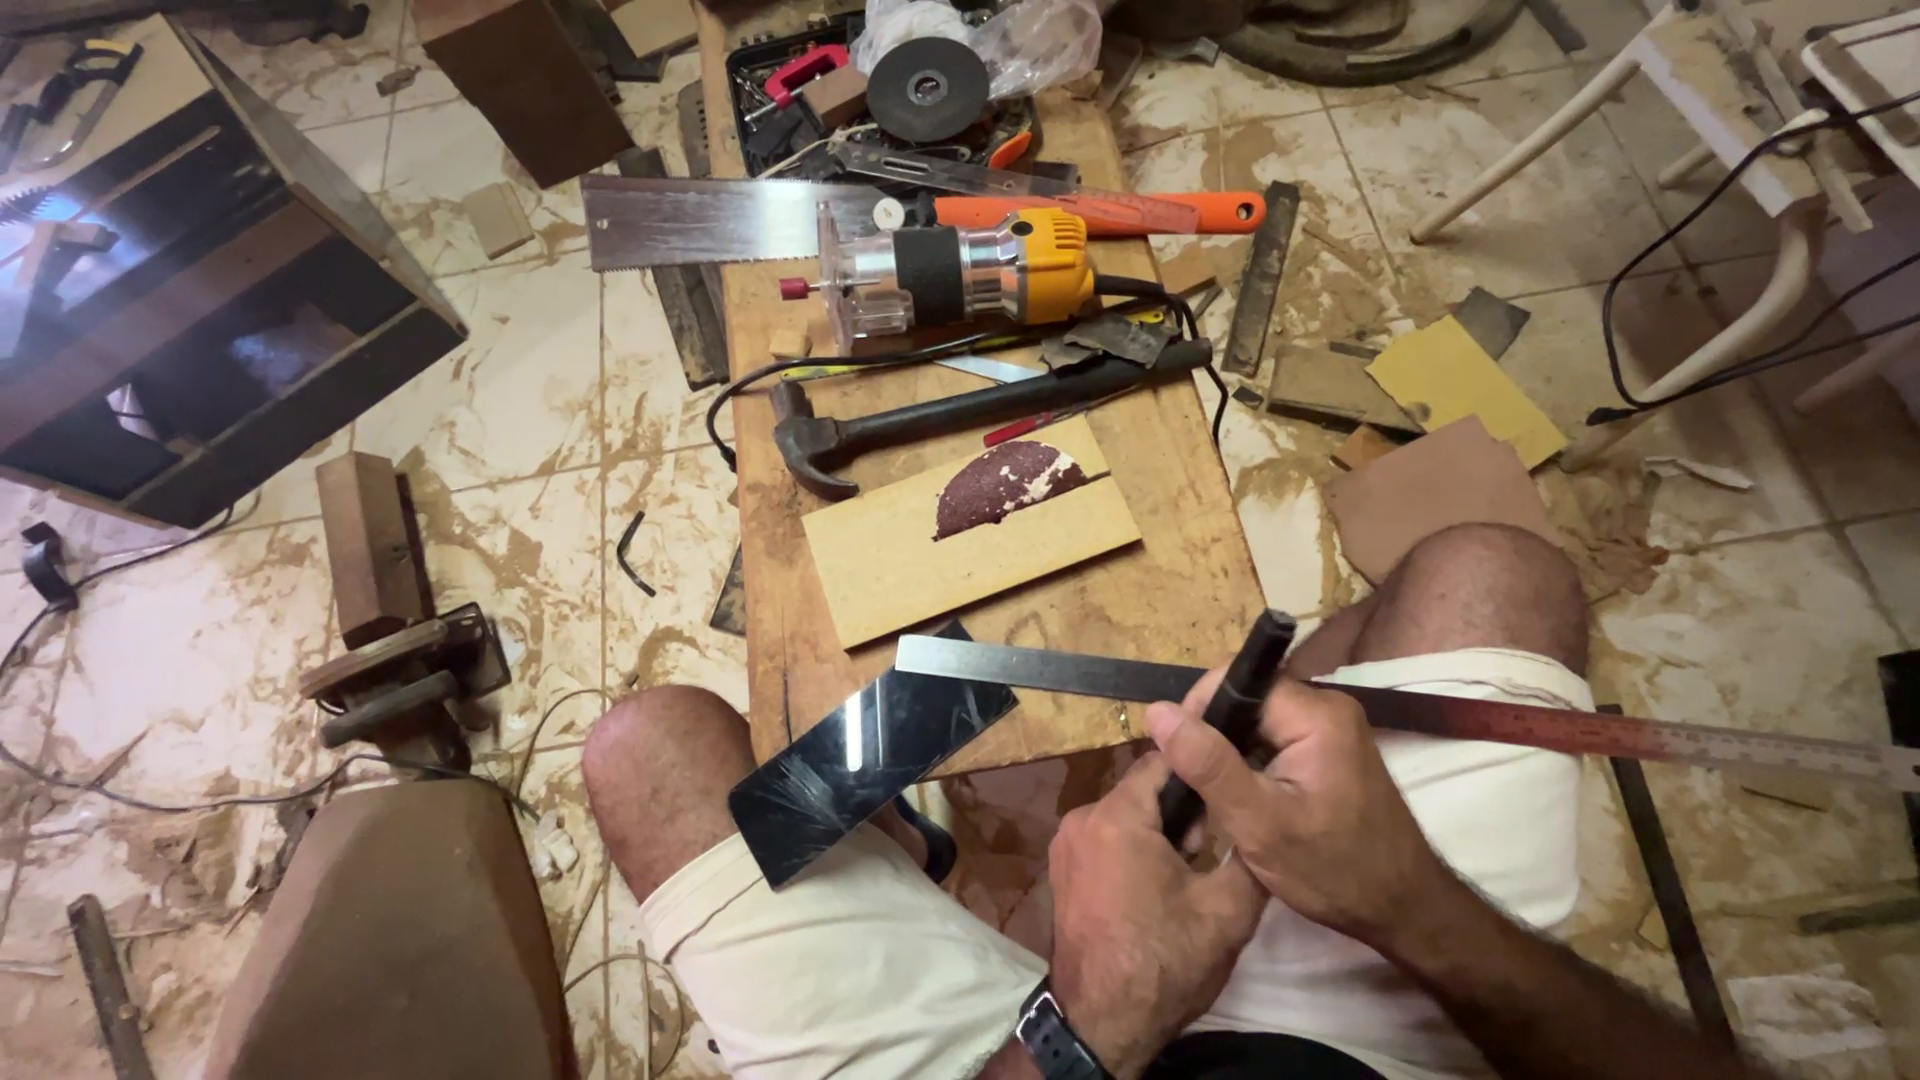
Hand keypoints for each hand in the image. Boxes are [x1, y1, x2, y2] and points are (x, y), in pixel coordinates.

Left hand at [1045, 752, 1265, 1079]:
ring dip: (1155, 832)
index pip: (1163, 761)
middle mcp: (1081, 817)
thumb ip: (1247, 854)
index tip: (1228, 787)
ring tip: (1183, 875)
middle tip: (1207, 852)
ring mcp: (1064, 843)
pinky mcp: (1060, 867)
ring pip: (1123, 815)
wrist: (1102, 1023)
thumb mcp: (1226, 912)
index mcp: (1116, 816)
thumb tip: (1259, 821)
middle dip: (1179, 811)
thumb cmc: (1165, 962)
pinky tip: (1151, 888)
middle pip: (1141, 791)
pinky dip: (1129, 849)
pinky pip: (1103, 838)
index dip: (1200, 770)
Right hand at [1145, 673, 1457, 951]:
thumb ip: (1208, 764)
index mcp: (1316, 714)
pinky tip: (1241, 799)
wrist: (1403, 913)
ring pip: (1256, 723)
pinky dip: (1249, 764)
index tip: (1178, 755)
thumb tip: (1158, 711)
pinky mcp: (1329, 750)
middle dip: (1211, 736)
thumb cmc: (1333, 871)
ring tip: (1212, 795)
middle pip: (1246, 701)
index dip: (1199, 711)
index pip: (1237, 684)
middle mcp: (1327, 708)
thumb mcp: (1259, 822)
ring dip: (1228, 753)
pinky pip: (1273, 740)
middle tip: (1192, 784)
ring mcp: (1331, 730)